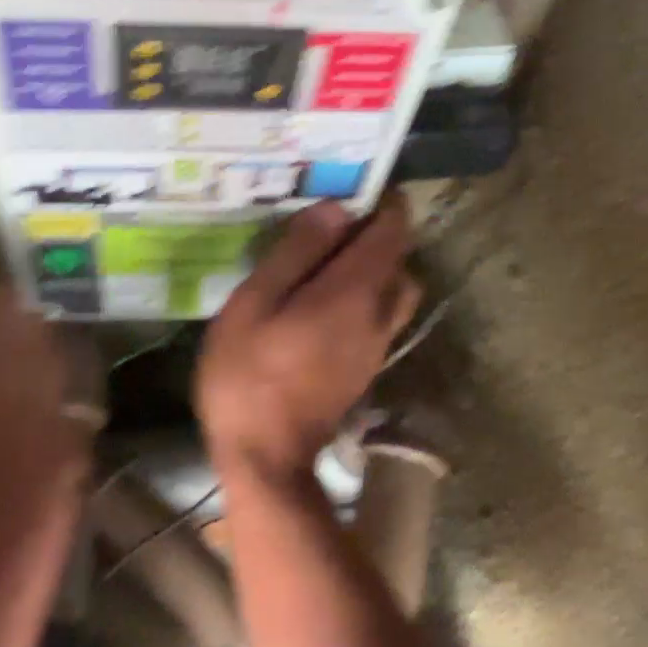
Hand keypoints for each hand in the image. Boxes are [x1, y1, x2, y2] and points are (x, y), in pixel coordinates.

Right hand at [198, 194, 420, 476]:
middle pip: (400, 260)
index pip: (393, 230)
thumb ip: (296, 254)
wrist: (267, 457)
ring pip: (395, 292)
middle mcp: (380, 314)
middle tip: (331, 228)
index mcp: (355, 291)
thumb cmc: (247, 376)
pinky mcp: (366, 369)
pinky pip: (380, 318)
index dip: (383, 202)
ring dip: (374, 271)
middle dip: (377, 236)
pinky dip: (365, 300)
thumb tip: (334, 210)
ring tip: (326, 267)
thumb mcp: (254, 305)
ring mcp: (377, 346)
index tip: (353, 189)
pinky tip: (322, 306)